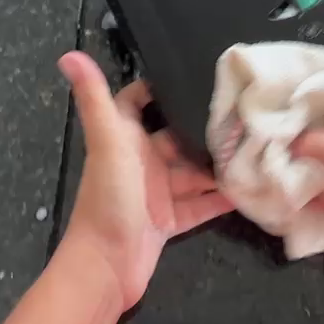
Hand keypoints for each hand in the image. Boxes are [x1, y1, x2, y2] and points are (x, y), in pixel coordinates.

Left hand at [57, 52, 233, 310]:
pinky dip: (220, 197)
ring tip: (256, 146)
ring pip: (192, 169)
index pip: (140, 99)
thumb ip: (93, 98)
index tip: (198, 71)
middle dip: (205, 125)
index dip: (162, 85)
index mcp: (125, 136)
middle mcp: (141, 159)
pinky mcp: (168, 219)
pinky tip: (249, 186)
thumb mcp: (107, 142)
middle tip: (246, 112)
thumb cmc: (107, 198)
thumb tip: (68, 54)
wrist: (104, 268)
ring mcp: (156, 190)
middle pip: (177, 135)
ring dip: (218, 162)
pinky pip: (200, 203)